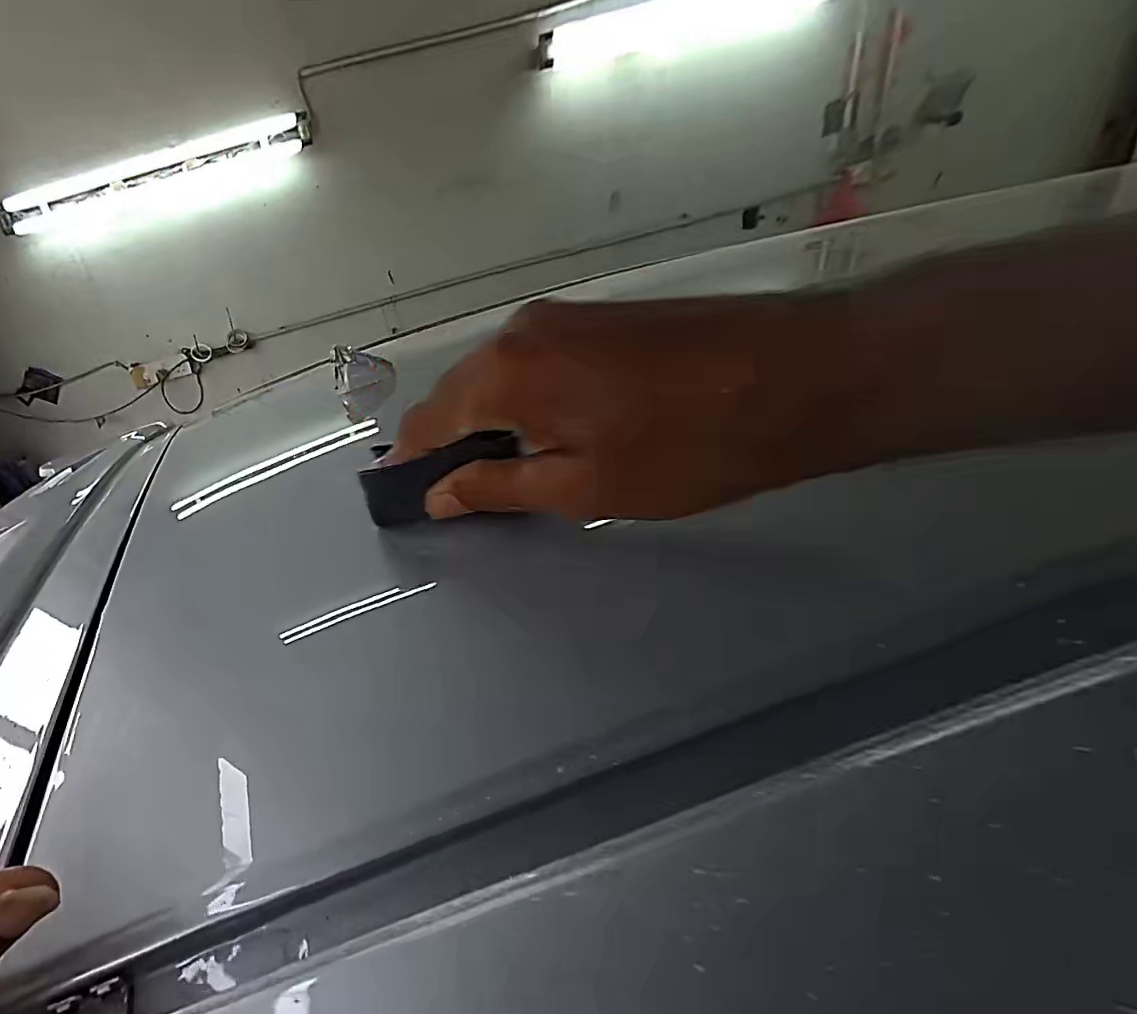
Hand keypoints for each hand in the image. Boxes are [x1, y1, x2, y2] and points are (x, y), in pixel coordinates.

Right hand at [387, 295, 862, 520]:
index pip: (426, 422)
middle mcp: (515, 334)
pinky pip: (521, 362)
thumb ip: (494, 488)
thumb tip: (439, 495)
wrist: (815, 373)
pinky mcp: (587, 315)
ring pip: (485, 377)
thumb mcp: (580, 488)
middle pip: (451, 395)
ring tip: (497, 464)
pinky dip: (511, 397)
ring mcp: (554, 318)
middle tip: (453, 488)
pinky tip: (536, 427)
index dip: (409, 461)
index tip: (401, 492)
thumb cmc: (689, 446)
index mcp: (502, 376)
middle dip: (443, 441)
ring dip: (478, 419)